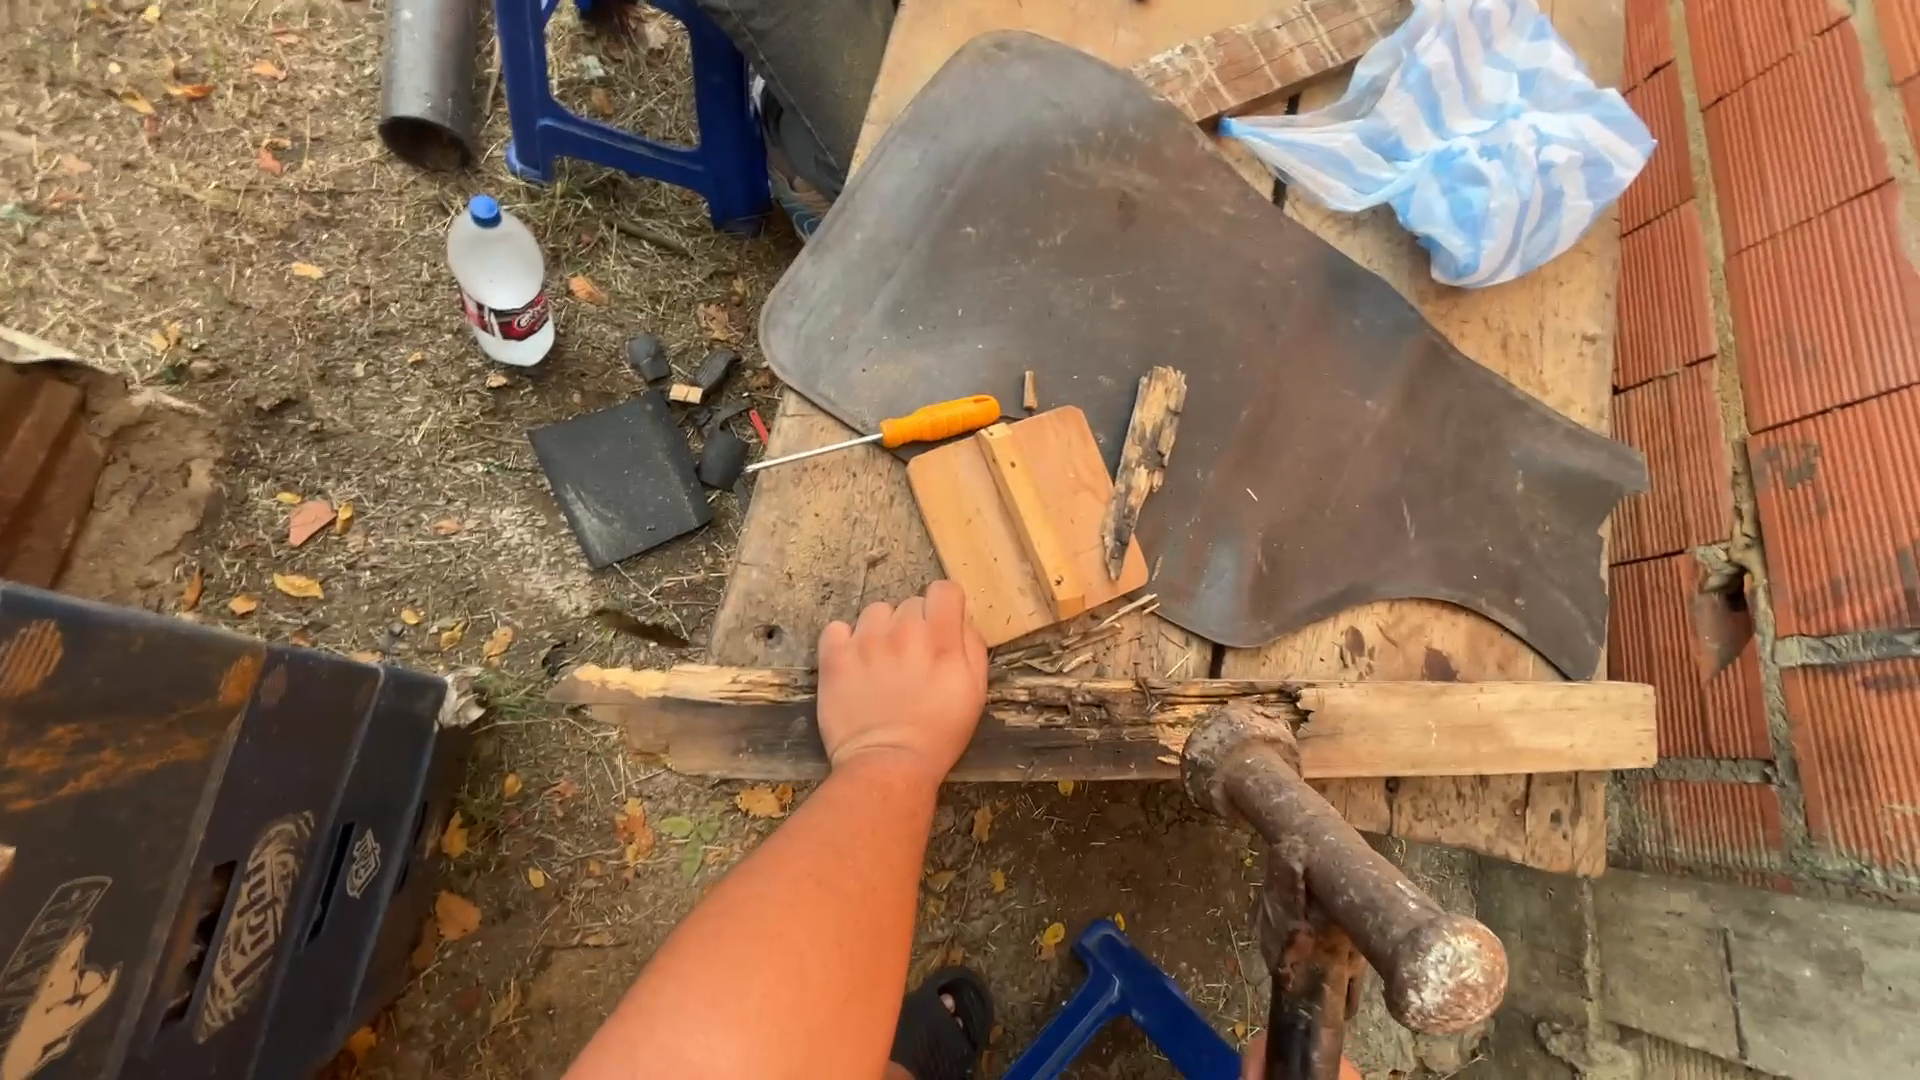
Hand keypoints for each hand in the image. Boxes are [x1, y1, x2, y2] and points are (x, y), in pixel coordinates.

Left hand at [815, 580, 988, 785]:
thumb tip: (961, 621)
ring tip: (881, 662)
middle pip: (911, 603)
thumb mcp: (975, 693)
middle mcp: (904, 632)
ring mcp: (866, 642)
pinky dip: (845, 641)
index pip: (945, 589)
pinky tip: (853, 663)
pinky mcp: (835, 656)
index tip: (941, 626)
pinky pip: (838, 628)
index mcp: (942, 640)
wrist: (888, 765)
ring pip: (876, 612)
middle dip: (914, 625)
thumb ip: (972, 647)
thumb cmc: (939, 734)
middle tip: (911, 659)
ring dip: (881, 630)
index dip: (945, 605)